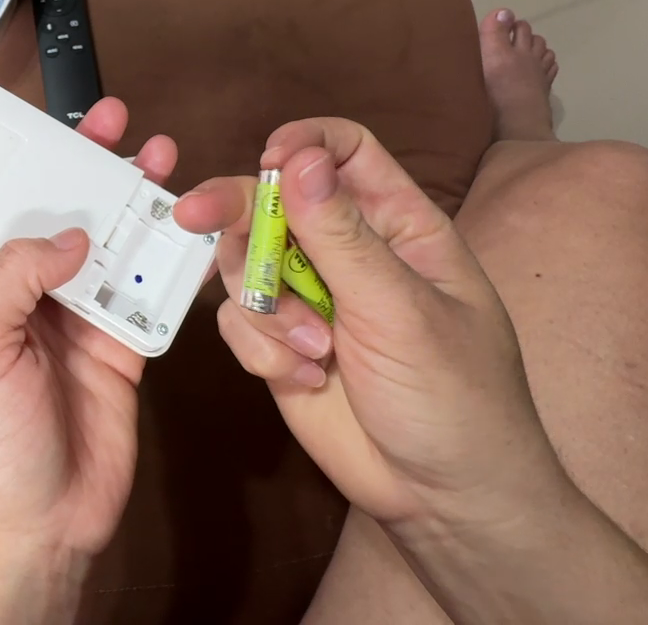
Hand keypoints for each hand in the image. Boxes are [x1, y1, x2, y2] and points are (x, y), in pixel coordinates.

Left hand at [0, 97, 175, 624]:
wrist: (40, 527)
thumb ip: (13, 277)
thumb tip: (67, 234)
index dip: (5, 162)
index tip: (29, 121)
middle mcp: (26, 290)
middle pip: (56, 211)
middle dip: (81, 164)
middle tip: (108, 121)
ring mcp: (75, 314)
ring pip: (107, 241)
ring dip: (129, 200)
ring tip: (155, 156)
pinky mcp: (119, 343)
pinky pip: (144, 289)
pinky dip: (164, 259)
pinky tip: (181, 226)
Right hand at [174, 118, 563, 534]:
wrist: (441, 503)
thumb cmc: (455, 398)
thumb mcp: (401, 311)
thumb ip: (342, 235)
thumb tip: (299, 158)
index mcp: (395, 225)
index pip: (345, 151)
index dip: (304, 144)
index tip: (270, 158)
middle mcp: (342, 249)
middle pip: (269, 199)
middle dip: (233, 210)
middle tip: (192, 215)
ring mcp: (304, 293)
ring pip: (242, 260)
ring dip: (265, 308)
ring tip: (314, 350)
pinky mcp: (275, 337)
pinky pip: (236, 318)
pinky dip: (261, 348)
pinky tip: (306, 376)